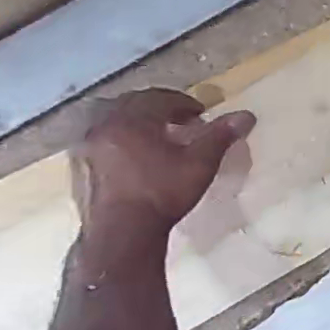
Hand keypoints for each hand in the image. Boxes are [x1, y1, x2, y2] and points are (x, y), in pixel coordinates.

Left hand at [70, 89, 255, 231]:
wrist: (122, 231)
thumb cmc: (164, 192)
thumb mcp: (201, 162)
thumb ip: (221, 135)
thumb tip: (247, 115)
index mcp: (132, 122)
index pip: (159, 98)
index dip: (184, 102)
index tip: (201, 113)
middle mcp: (104, 128)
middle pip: (132, 103)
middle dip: (159, 106)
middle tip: (182, 119)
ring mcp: (88, 147)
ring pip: (115, 119)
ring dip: (139, 120)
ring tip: (161, 134)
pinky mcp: (83, 164)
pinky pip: (106, 137)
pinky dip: (125, 135)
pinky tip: (140, 153)